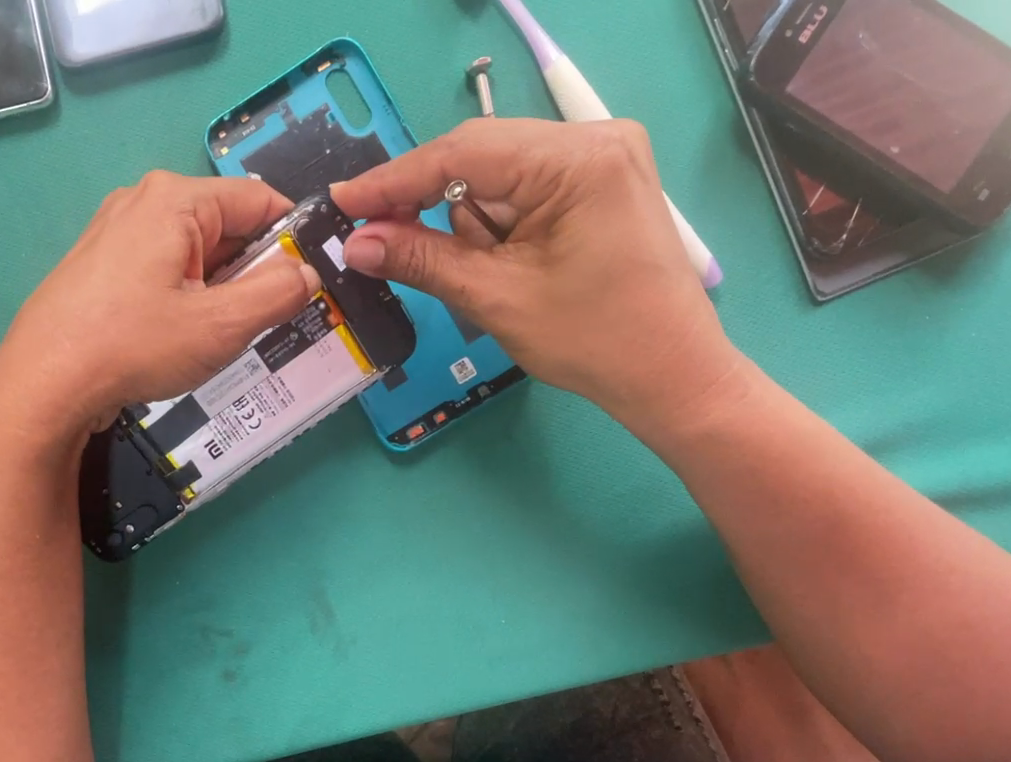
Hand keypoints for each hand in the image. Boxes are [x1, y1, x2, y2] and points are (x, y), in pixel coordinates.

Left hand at [0, 172, 321, 442]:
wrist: (44, 385)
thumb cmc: (134, 346)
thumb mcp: (220, 326)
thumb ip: (277, 294)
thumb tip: (309, 273)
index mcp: (175, 199)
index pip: (260, 199)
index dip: (293, 238)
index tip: (311, 283)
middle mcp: (142, 202)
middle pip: (225, 227)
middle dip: (253, 271)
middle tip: (267, 322)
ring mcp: (114, 234)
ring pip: (193, 254)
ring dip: (219, 292)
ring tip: (224, 338)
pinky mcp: (99, 268)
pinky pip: (161, 272)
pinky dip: (184, 299)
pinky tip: (181, 341)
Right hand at [330, 119, 750, 435]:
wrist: (669, 373)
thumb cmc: (592, 340)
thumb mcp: (496, 298)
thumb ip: (422, 260)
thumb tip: (356, 243)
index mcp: (576, 159)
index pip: (462, 153)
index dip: (394, 180)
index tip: (342, 201)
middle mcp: (593, 139)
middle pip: (478, 157)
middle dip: (427, 204)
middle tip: (375, 240)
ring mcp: (600, 159)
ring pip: (496, 179)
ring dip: (467, 225)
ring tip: (484, 278)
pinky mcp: (597, 185)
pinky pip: (521, 193)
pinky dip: (493, 228)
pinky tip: (498, 265)